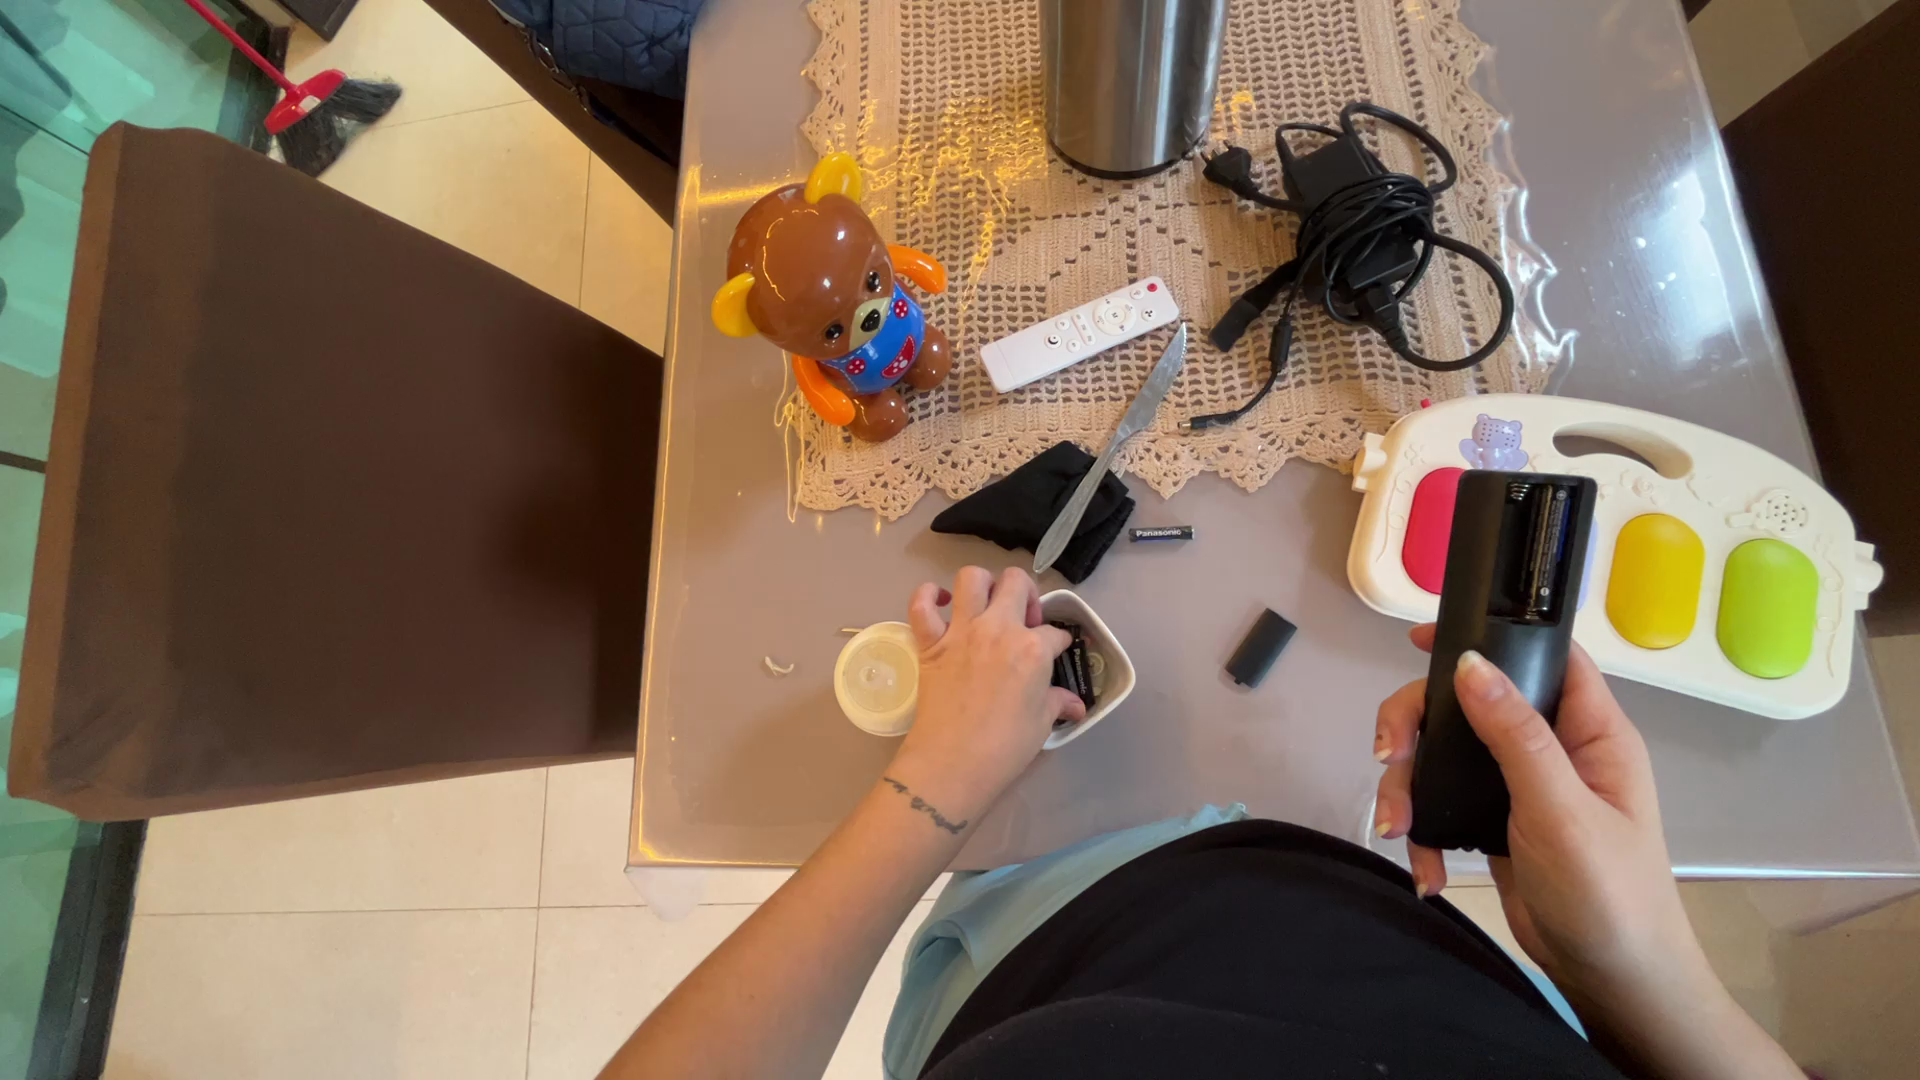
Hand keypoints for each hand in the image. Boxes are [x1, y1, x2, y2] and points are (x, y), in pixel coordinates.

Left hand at [888, 567, 1086, 824]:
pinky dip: (926, 596)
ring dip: (983, 584)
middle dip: (1027, 594)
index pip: (1054, 632)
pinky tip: (940, 602)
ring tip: (987, 604)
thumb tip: (1076, 705)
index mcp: (1033, 648)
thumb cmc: (1005, 747)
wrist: (953, 763)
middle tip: (1024, 620)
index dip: (1058, 642)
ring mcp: (961, 631)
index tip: (1055, 654)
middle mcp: (998, 628)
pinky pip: (920, 605)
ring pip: (972, 578)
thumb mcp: (1042, 722)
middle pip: (1017, 583)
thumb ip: (1058, 702)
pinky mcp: (930, 642)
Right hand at [1373, 626, 1715, 1016]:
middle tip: (1386, 756)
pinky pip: (1435, 797)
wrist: (1610, 981)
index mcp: (1586, 733)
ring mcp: (1513, 782)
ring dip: (1405, 786)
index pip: (1540, 657)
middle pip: (1461, 703)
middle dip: (1412, 727)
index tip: (1420, 640)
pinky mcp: (1486, 815)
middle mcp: (1547, 747)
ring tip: (1395, 827)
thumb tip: (1468, 662)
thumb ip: (1516, 735)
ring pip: (1436, 750)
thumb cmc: (1608, 893)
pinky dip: (1420, 826)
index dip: (1486, 636)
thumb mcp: (1561, 810)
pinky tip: (1423, 863)